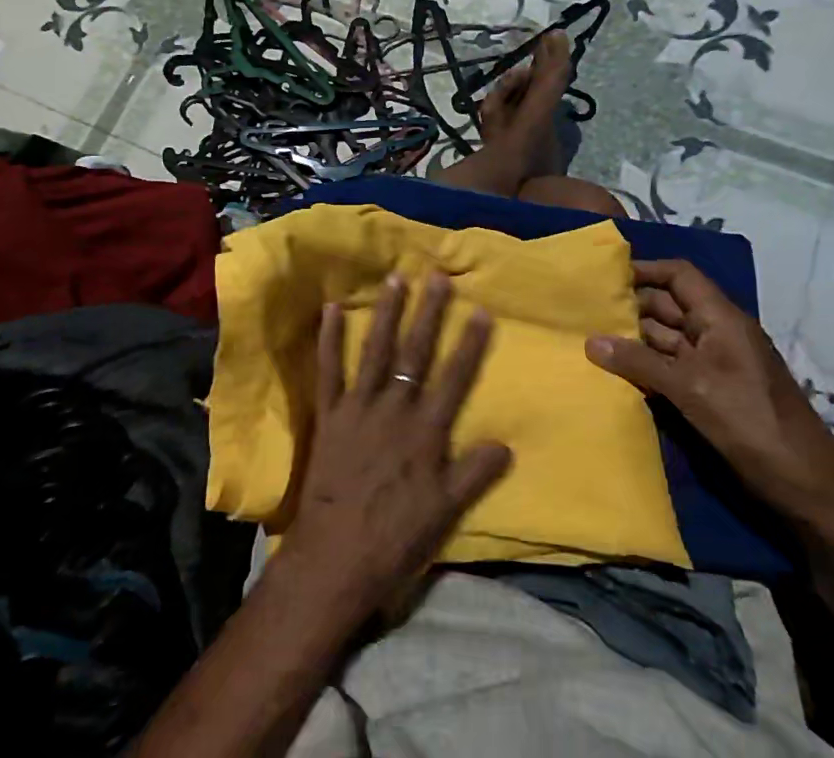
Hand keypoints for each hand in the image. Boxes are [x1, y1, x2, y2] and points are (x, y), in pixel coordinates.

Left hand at [282, 273, 511, 612]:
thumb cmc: (396, 537)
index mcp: (425, 432)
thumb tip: (506, 443)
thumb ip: (474, 474)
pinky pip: (328, 371)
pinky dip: (329, 340)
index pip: (454, 379)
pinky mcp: (328, 416)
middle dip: (429, 314)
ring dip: (385, 314)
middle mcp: (393, 411)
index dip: (470, 345)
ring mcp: (357, 409)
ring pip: (374, 352)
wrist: (335, 557)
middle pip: (415, 354)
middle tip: (437, 277)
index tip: (481, 311)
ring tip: (394, 280)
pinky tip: (331, 310)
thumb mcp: (445, 512)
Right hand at [584, 260, 833, 525]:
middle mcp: (716, 334)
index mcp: (721, 319)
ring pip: (664, 339)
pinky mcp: (707, 392)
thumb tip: (591, 342)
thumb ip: (640, 361)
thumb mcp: (691, 387)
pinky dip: (643, 366)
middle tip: (583, 312)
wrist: (802, 482)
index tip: (604, 279)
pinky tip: (613, 372)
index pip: (680, 276)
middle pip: (668, 306)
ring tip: (587, 339)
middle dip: (629, 306)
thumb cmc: (750, 421)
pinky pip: (668, 368)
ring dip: (631, 338)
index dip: (645, 270)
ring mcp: (712, 364)